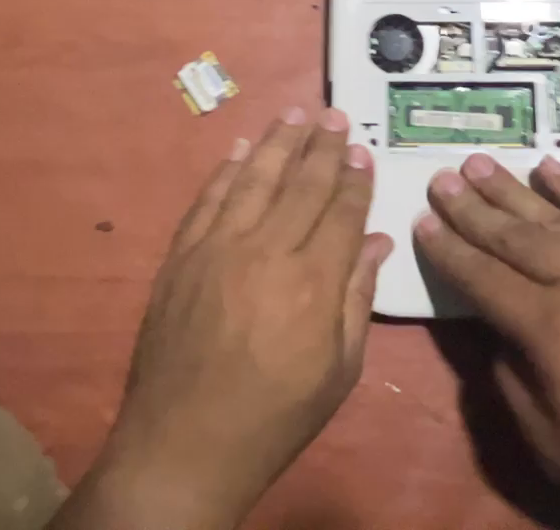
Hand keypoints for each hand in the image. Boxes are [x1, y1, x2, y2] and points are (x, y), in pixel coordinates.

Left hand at [48, 108, 391, 529]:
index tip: (363, 150)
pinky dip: (227, 170)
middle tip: (335, 115)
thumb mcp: (337, 371)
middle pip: (302, 184)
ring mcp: (218, 248)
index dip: (355, 178)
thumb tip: (378, 242)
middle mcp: (267, 251)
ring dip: (277, 142)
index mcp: (313, 283)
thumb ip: (357, 298)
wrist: (183, 445)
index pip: (341, 212)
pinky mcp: (182, 255)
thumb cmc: (274, 416)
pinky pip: (209, 200)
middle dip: (323, 146)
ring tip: (295, 113)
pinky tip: (241, 149)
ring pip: (255, 178)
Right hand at [416, 154, 559, 529]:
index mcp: (552, 331)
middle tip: (441, 176)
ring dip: (511, 189)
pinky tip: (549, 168)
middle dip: (470, 207)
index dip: (448, 250)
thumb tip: (496, 331)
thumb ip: (512, 382)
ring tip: (478, 163)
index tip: (422, 220)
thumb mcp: (556, 446)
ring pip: (553, 216)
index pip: (483, 278)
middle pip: (512, 237)